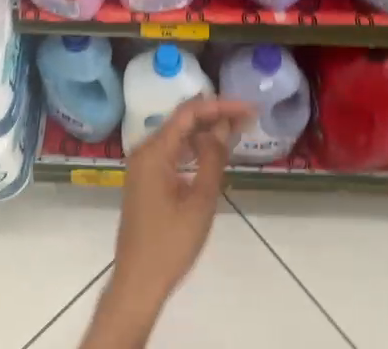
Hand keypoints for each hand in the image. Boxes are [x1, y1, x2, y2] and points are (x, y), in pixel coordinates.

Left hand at [109, 96, 255, 307]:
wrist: (138, 282)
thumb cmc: (171, 244)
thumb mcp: (200, 201)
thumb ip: (212, 159)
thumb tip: (223, 126)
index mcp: (153, 152)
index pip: (188, 113)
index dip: (220, 106)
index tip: (248, 108)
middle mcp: (144, 151)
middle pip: (181, 120)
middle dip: (214, 116)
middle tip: (247, 119)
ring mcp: (142, 166)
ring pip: (177, 136)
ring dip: (204, 132)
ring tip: (236, 132)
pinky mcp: (145, 180)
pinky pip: (171, 153)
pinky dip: (193, 149)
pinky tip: (213, 154)